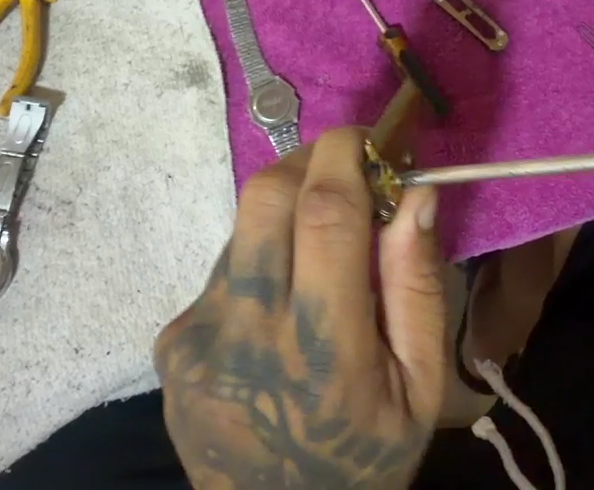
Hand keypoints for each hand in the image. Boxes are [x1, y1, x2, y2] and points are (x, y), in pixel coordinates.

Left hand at [154, 126, 446, 488]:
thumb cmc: (366, 455)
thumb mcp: (422, 386)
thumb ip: (418, 285)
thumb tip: (416, 192)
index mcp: (325, 351)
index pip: (326, 215)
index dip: (345, 155)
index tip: (368, 137)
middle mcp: (248, 335)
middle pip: (265, 197)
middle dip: (308, 161)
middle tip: (342, 170)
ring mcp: (198, 337)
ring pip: (242, 226)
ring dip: (285, 211)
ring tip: (317, 250)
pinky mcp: (171, 343)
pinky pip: (223, 267)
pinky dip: (261, 257)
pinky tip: (280, 303)